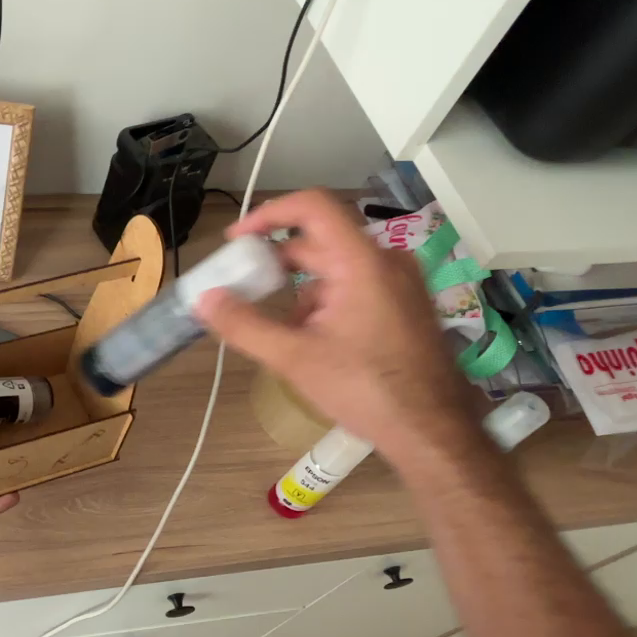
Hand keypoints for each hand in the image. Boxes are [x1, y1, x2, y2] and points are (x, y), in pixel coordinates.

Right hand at [194, 189, 477, 466]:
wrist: (430, 429)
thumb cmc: (365, 389)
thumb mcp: (294, 358)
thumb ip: (244, 325)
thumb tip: (206, 300)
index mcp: (361, 262)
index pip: (312, 207)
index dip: (269, 214)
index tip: (238, 240)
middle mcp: (386, 261)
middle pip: (321, 240)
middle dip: (278, 263)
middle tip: (244, 287)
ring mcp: (401, 283)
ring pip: (337, 267)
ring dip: (302, 289)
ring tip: (279, 329)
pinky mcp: (406, 305)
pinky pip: (357, 286)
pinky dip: (326, 302)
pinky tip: (312, 341)